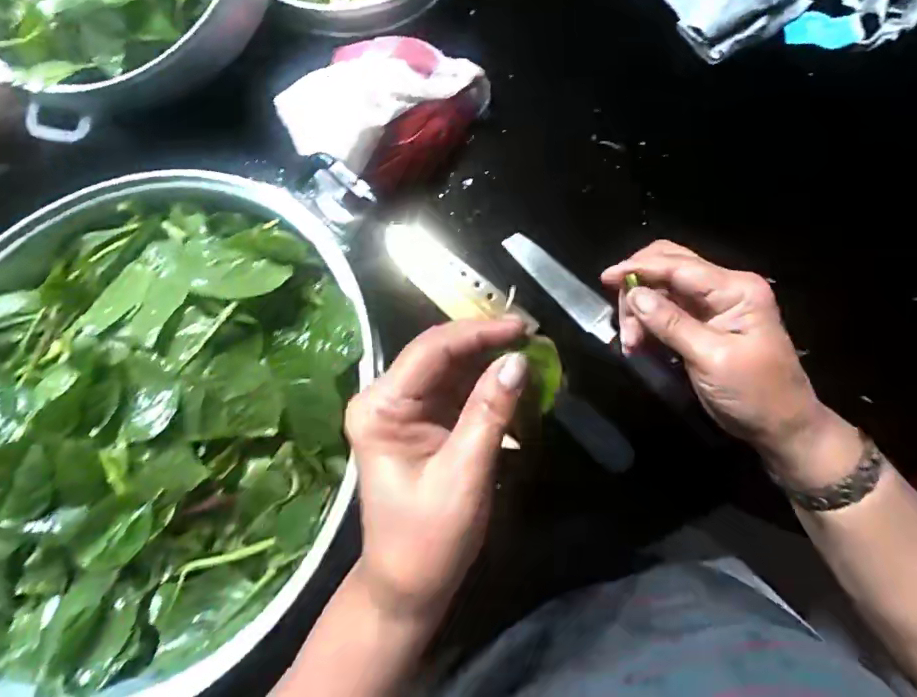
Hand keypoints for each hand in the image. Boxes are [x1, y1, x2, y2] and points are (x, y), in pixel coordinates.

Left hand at [343, 318, 528, 622]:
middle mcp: (388, 397)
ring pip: (455, 363)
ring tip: (534, 350)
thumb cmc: (428, 538)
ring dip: (493, 357)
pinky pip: (462, 384)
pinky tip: (519, 376)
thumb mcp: (464, 474)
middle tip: (535, 335)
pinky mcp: (427, 417)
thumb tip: (519, 360)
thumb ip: (490, 412)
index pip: (432, 350)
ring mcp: (407, 406)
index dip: (480, 332)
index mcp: (381, 407)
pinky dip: (491, 379)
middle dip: (489, 340)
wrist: (409, 588)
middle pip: (443, 350)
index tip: (524, 328)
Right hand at [601, 241, 860, 491]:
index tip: (606, 277)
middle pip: (672, 266)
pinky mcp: (709, 322)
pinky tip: (641, 343)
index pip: (681, 265)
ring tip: (632, 344)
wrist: (785, 428)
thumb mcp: (711, 360)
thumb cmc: (756, 394)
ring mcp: (719, 304)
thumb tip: (635, 294)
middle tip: (624, 326)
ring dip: (643, 309)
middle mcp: (727, 287)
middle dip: (640, 288)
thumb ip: (672, 324)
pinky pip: (672, 308)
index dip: (641, 267)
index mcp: (736, 288)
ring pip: (667, 287)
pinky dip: (652, 321)